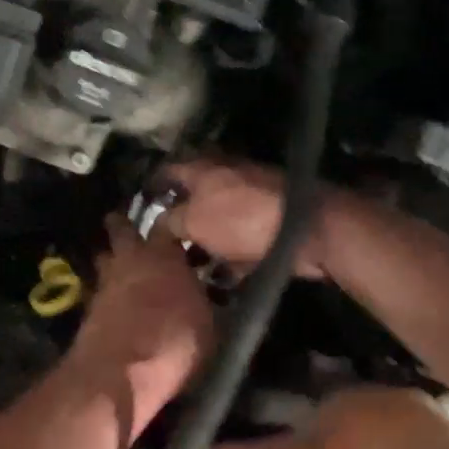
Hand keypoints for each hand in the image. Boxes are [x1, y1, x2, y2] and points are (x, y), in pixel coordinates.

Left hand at [68, 218, 213, 439]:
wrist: (119, 371)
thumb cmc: (173, 342)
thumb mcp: (207, 324)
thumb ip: (201, 299)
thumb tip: (204, 293)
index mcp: (163, 256)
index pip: (165, 225)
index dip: (170, 223)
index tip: (175, 222)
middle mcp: (129, 259)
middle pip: (120, 229)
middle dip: (122, 224)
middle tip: (126, 221)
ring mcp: (105, 281)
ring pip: (104, 256)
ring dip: (110, 256)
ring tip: (119, 261)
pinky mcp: (88, 306)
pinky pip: (97, 287)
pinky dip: (105, 288)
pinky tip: (113, 298)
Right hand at [161, 159, 329, 272]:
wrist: (309, 230)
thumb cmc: (242, 220)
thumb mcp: (192, 222)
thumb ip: (169, 222)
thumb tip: (157, 225)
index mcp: (203, 169)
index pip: (166, 170)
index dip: (150, 187)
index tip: (139, 206)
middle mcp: (225, 176)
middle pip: (192, 197)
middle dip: (178, 219)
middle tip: (164, 243)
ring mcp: (251, 198)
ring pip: (217, 220)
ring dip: (204, 242)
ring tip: (191, 268)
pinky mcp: (271, 222)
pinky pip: (241, 239)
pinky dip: (231, 256)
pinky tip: (223, 279)